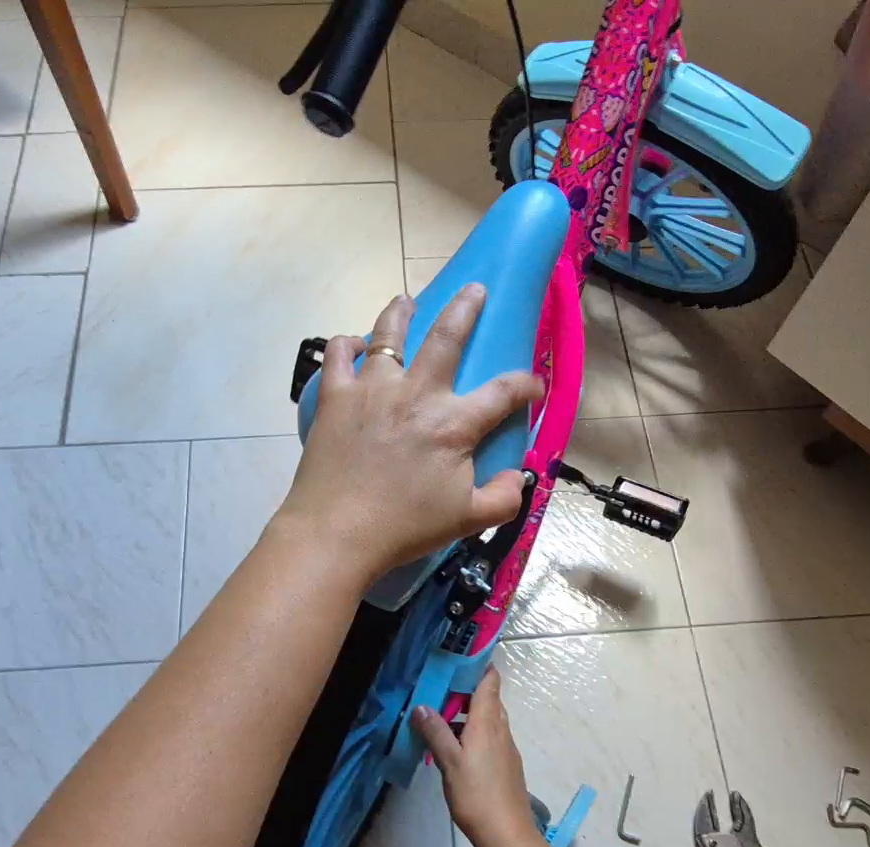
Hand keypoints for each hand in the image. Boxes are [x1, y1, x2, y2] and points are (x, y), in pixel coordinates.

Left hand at [274, 286, 544, 579]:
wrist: (336, 534)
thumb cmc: (404, 528)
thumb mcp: (468, 521)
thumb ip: (503, 498)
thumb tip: (518, 476)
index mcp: (453, 423)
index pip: (503, 392)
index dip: (526, 384)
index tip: (535, 386)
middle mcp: (416, 394)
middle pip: (447, 336)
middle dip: (466, 307)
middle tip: (475, 289)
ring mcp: (372, 390)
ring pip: (388, 334)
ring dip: (401, 311)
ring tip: (407, 300)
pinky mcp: (335, 397)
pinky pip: (338, 355)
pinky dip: (347, 345)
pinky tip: (354, 345)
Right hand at [414, 667, 538, 846]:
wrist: (507, 833)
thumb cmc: (477, 794)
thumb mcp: (449, 762)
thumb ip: (436, 733)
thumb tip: (421, 706)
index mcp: (487, 724)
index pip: (489, 684)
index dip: (480, 667)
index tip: (462, 657)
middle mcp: (501, 731)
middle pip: (489, 701)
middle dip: (468, 692)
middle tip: (441, 691)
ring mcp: (506, 749)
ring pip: (489, 721)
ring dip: (469, 716)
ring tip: (442, 722)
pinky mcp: (506, 766)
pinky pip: (490, 739)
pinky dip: (474, 734)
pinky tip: (457, 750)